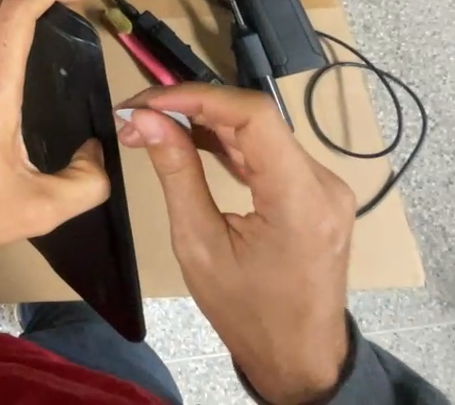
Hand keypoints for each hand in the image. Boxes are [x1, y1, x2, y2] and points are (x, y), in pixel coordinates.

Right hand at [118, 85, 356, 404]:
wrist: (300, 360)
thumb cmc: (247, 311)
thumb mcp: (198, 244)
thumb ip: (176, 172)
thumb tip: (142, 117)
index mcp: (300, 199)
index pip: (253, 115)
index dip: (196, 96)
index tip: (145, 102)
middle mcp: (321, 182)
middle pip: (250, 116)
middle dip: (186, 107)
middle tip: (132, 115)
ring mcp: (320, 184)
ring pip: (252, 127)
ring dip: (197, 119)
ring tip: (147, 125)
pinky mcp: (310, 189)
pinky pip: (260, 147)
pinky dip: (218, 138)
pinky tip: (181, 140)